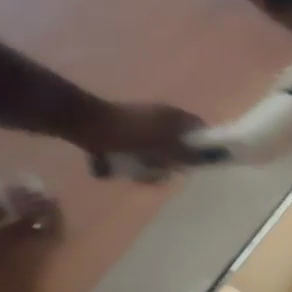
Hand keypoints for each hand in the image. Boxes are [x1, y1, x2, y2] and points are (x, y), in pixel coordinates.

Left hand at [78, 103, 207, 175]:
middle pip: (177, 143)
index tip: (198, 163)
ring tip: (138, 176)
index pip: (198, 127)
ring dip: (150, 165)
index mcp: (173, 115)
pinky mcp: (125, 134)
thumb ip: (184, 152)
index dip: (203, 144)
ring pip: (155, 151)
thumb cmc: (130, 133)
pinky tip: (123, 170)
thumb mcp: (162, 144)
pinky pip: (136, 152)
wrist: (89, 125)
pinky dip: (133, 162)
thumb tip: (202, 159)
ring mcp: (142, 125)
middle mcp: (161, 118)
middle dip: (170, 161)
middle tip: (162, 173)